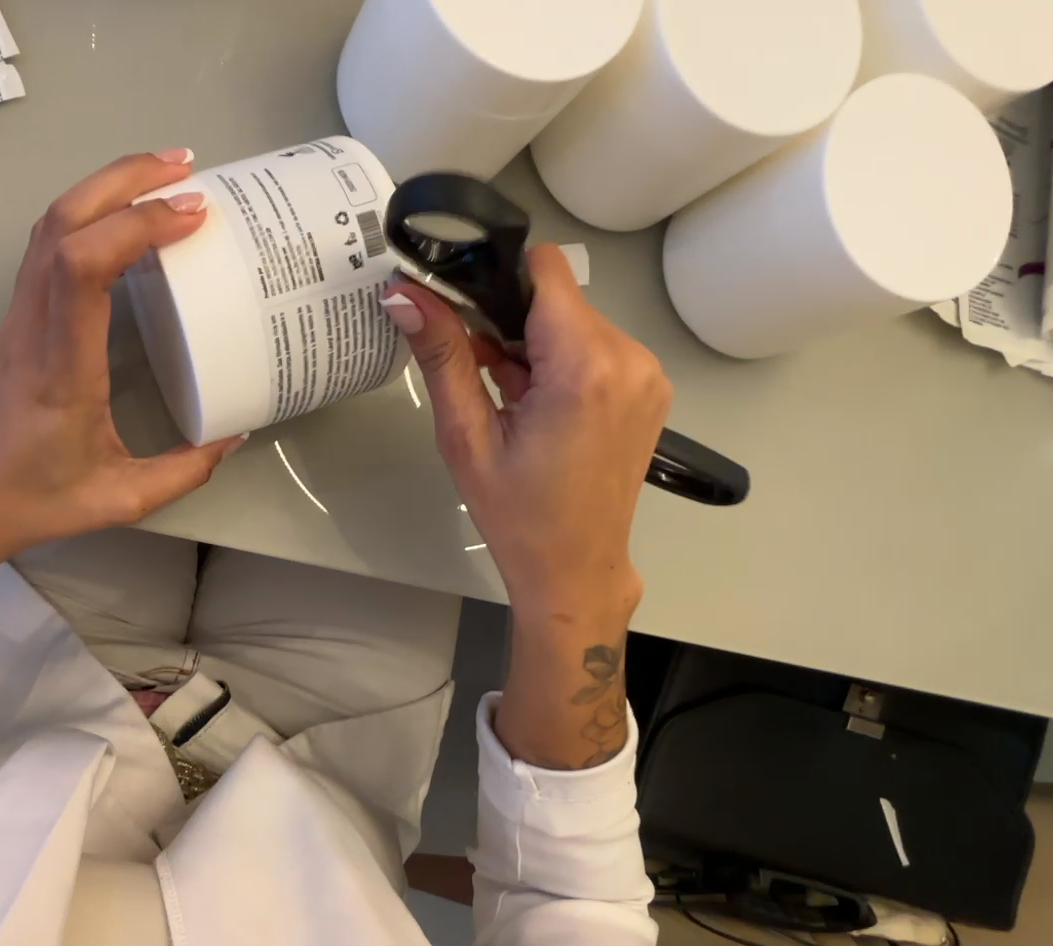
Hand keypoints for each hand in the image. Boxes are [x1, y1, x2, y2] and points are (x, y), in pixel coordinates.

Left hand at [0, 151, 244, 668]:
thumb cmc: (32, 503)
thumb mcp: (121, 499)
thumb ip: (185, 471)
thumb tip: (234, 436)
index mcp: (61, 368)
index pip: (85, 267)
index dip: (138, 225)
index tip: (192, 215)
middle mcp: (33, 329)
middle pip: (63, 222)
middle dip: (124, 179)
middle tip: (186, 167)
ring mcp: (17, 320)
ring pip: (48, 226)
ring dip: (102, 188)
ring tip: (160, 177)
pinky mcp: (15, 323)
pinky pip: (45, 248)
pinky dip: (85, 215)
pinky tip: (120, 220)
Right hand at [381, 245, 671, 767]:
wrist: (575, 568)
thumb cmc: (515, 514)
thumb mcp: (466, 437)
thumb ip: (441, 357)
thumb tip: (403, 295)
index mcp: (585, 367)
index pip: (545, 270)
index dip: (496, 279)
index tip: (461, 313)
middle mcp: (631, 357)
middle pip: (557, 298)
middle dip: (509, 324)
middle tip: (478, 376)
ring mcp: (647, 373)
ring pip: (575, 322)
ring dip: (533, 346)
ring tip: (510, 402)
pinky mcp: (649, 388)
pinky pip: (596, 347)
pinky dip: (560, 363)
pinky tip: (539, 408)